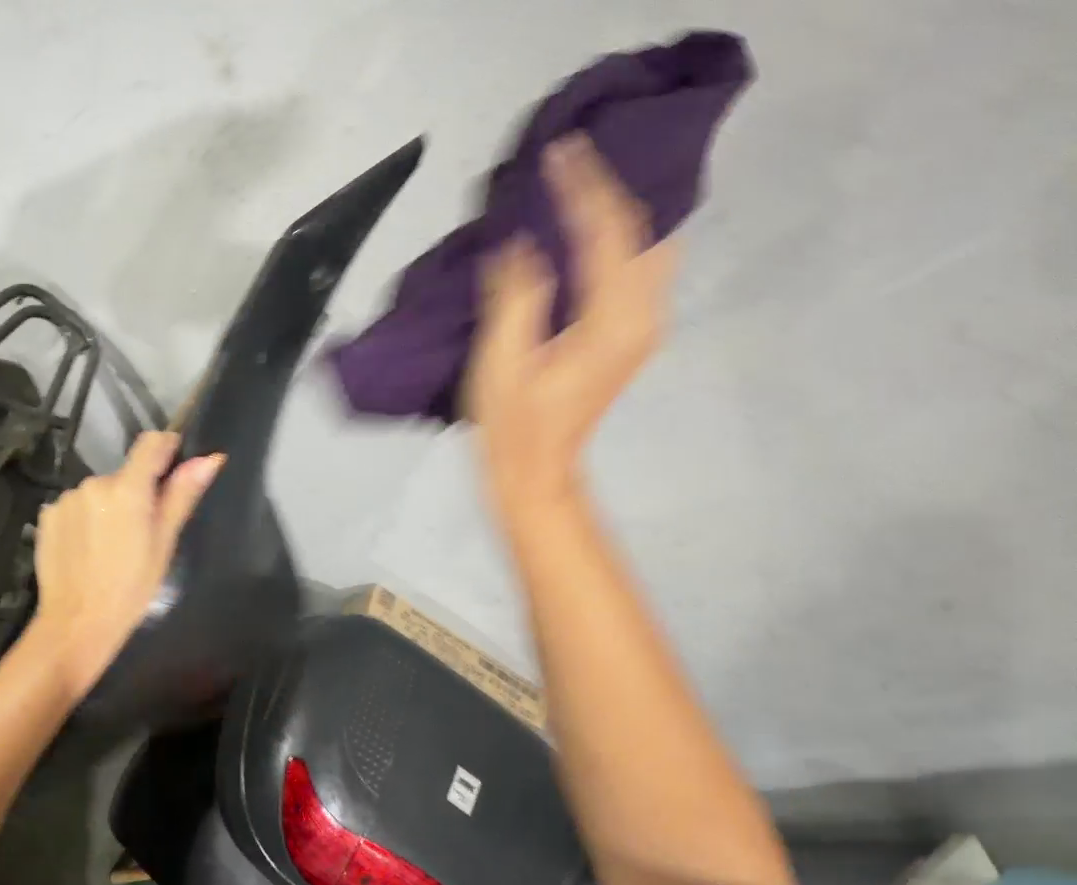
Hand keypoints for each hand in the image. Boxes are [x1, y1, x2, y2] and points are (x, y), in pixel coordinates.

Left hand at [28, 431, 223, 698]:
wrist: (76, 624)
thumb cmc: (130, 589)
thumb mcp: (163, 544)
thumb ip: (181, 496)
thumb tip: (209, 459)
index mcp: (126, 489)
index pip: (151, 444)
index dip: (166, 450)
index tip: (173, 469)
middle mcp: (93, 484)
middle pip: (123, 475)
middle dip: (134, 494)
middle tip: (140, 534)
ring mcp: (65, 499)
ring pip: (98, 493)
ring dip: (107, 509)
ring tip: (110, 548)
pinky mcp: (46, 515)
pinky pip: (74, 507)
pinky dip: (84, 521)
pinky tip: (86, 550)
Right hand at [463, 133, 677, 514]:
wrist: (536, 471)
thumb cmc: (513, 422)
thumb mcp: (502, 360)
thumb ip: (517, 297)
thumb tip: (522, 244)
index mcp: (612, 320)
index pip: (606, 233)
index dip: (584, 188)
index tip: (561, 150)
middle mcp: (641, 316)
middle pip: (637, 233)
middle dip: (605, 191)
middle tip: (569, 160)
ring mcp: (642, 327)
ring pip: (645, 248)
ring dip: (616, 214)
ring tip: (578, 187)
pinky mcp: (629, 335)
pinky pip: (635, 269)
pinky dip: (615, 240)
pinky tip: (587, 231)